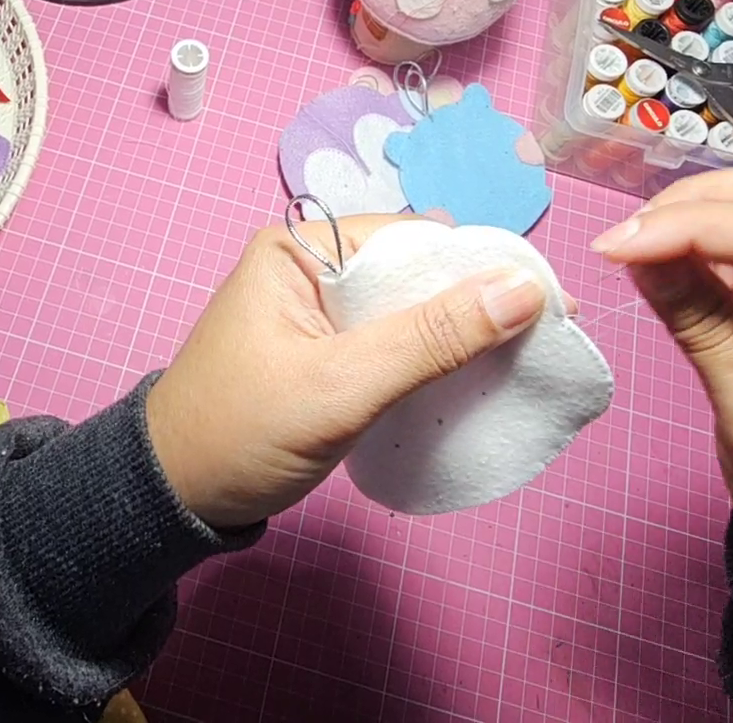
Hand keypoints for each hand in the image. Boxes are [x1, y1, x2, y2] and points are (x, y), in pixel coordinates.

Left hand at [146, 215, 549, 529]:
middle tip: (551, 330)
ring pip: (405, 307)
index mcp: (298, 250)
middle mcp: (309, 266)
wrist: (180, 494)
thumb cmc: (243, 431)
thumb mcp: (339, 385)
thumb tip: (521, 288)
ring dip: (458, 329)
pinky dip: (431, 355)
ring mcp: (317, 309)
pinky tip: (473, 373)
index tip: (551, 299)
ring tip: (526, 353)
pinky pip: (390, 339)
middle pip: (409, 270)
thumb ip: (429, 338)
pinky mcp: (325, 348)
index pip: (405, 237)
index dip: (478, 264)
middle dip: (474, 298)